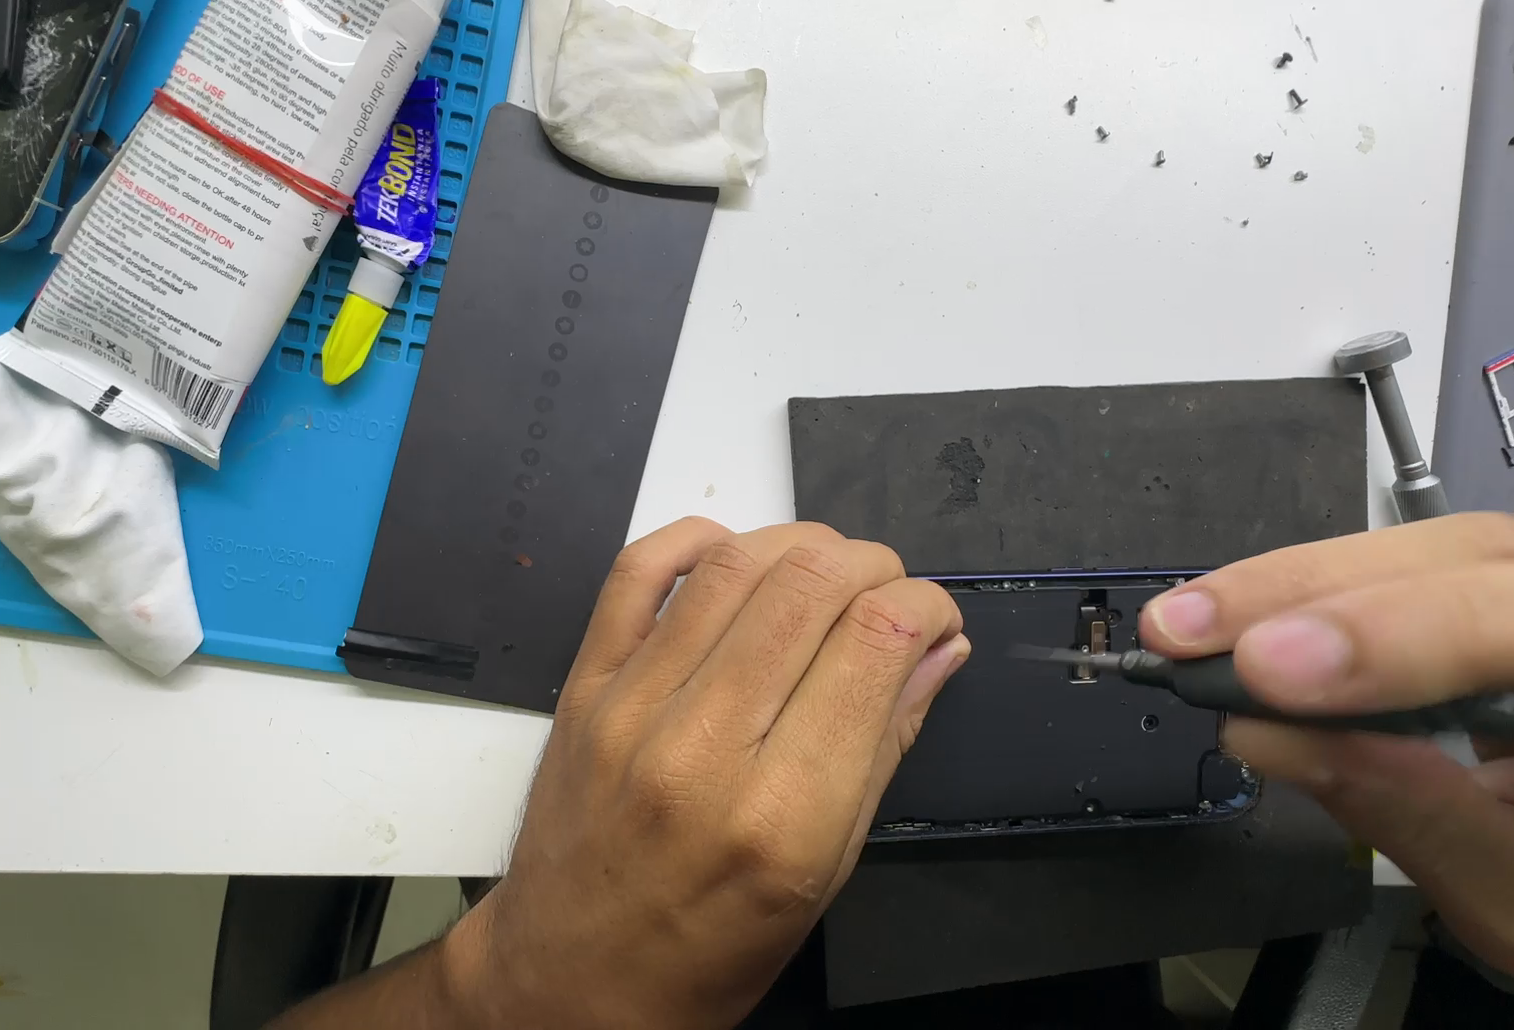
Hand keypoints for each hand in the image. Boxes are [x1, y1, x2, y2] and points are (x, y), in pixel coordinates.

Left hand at [435, 519, 968, 1028]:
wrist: (574, 976)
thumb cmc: (713, 945)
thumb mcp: (827, 870)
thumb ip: (886, 743)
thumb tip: (939, 647)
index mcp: (784, 811)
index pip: (874, 643)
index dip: (924, 606)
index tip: (933, 616)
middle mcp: (705, 745)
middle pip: (809, 587)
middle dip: (872, 565)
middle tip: (886, 588)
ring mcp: (633, 703)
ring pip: (734, 564)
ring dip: (801, 543)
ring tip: (827, 566)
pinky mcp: (587, 682)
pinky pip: (637, 570)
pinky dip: (697, 537)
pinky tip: (735, 550)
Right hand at [1138, 513, 1513, 994]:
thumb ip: (1436, 824)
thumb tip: (1268, 737)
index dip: (1434, 632)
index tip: (1275, 676)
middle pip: (1490, 557)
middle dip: (1322, 594)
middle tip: (1184, 634)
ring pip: (1427, 545)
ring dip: (1285, 585)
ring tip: (1182, 625)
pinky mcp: (1501, 585)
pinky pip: (1394, 569)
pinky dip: (1295, 594)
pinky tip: (1228, 616)